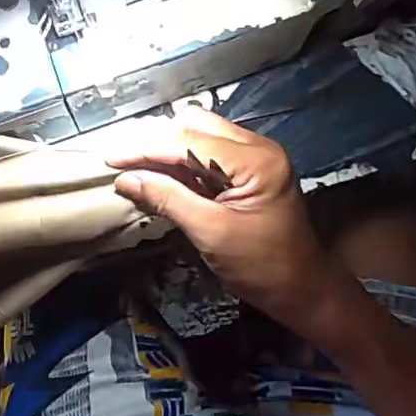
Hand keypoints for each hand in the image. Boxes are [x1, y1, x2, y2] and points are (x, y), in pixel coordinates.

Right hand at [107, 108, 345, 339]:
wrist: (304, 291)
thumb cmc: (262, 267)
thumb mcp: (210, 233)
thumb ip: (168, 199)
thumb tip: (126, 179)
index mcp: (255, 160)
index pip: (188, 141)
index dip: (146, 148)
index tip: (111, 159)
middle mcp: (257, 146)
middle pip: (194, 125)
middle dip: (155, 141)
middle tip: (123, 162)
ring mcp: (255, 155)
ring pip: (199, 133)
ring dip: (167, 148)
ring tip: (137, 167)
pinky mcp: (249, 168)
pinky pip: (208, 150)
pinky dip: (181, 159)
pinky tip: (161, 174)